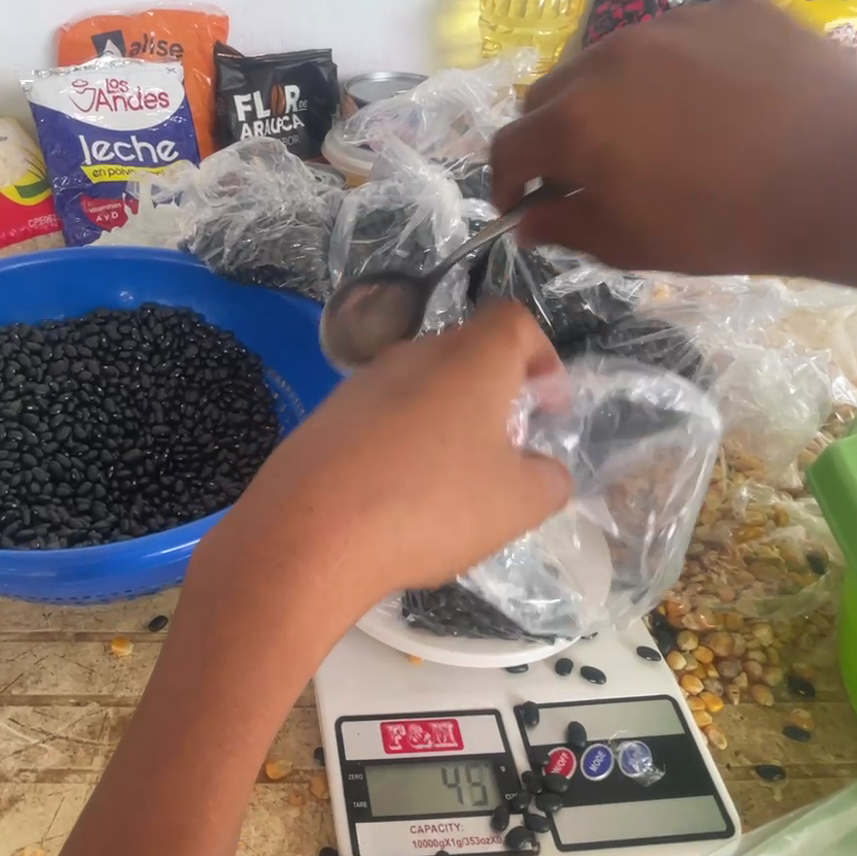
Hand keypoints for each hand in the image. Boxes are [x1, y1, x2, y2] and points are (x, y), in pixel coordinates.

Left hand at [191, 301, 572, 629]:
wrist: (308, 532)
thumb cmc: (428, 505)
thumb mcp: (517, 504)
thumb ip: (548, 480)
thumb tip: (544, 471)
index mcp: (468, 359)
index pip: (514, 323)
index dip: (541, 357)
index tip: (546, 406)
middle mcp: (410, 356)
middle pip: (462, 355)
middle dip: (491, 395)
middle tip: (501, 448)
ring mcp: (356, 385)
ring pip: (415, 390)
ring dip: (440, 422)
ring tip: (445, 480)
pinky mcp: (321, 419)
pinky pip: (374, 421)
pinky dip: (395, 445)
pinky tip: (391, 495)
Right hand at [490, 0, 856, 275]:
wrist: (846, 172)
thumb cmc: (718, 223)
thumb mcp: (624, 243)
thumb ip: (562, 227)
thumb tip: (529, 220)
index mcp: (574, 122)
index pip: (507, 146)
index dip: (503, 182)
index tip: (518, 206)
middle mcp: (610, 59)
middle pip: (547, 94)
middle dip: (546, 136)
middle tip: (575, 172)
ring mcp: (672, 24)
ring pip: (605, 59)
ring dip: (601, 99)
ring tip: (640, 134)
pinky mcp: (729, 9)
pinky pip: (671, 38)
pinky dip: (662, 72)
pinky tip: (698, 105)